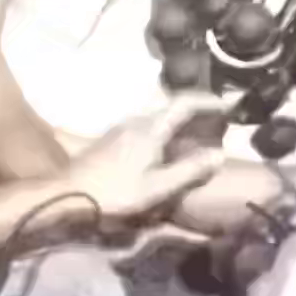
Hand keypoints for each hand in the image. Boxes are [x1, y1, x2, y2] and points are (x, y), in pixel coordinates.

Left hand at [65, 94, 229, 220]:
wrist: (66, 194)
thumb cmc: (114, 192)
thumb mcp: (157, 188)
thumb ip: (189, 171)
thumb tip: (219, 155)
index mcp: (150, 129)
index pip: (184, 103)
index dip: (208, 101)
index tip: (228, 105)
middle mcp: (135, 121)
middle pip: (171, 108)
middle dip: (196, 112)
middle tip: (218, 123)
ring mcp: (120, 129)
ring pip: (157, 118)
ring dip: (179, 123)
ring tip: (197, 137)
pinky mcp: (111, 140)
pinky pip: (146, 128)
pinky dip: (164, 132)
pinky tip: (167, 150)